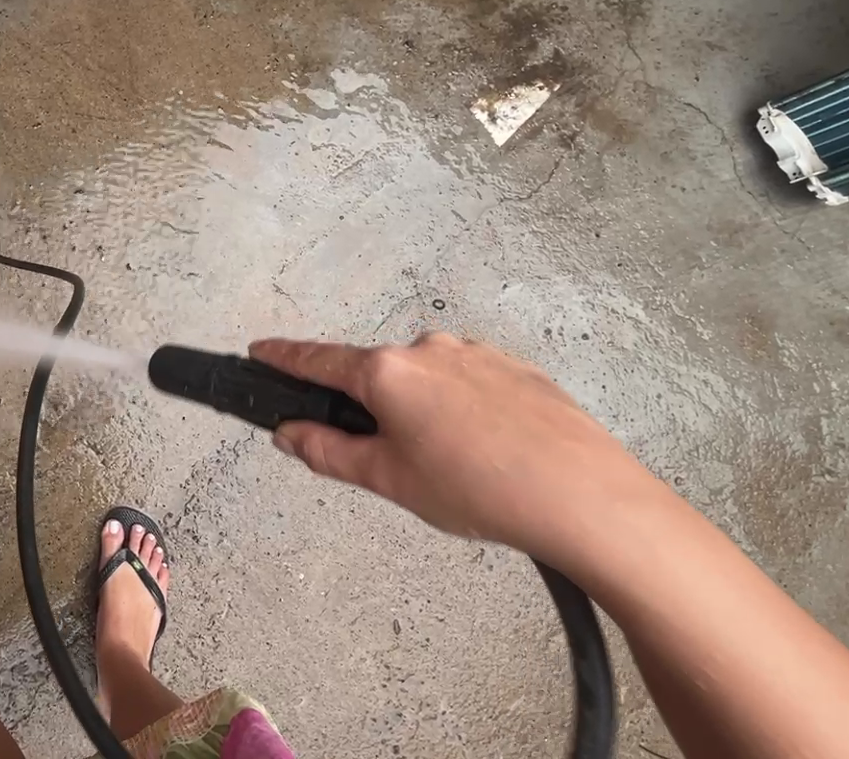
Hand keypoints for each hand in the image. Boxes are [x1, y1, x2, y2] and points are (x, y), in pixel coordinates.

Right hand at [251, 333, 657, 561]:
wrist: (590, 500)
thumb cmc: (477, 490)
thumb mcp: (387, 479)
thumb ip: (326, 451)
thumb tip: (286, 433)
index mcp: (384, 372)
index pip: (316, 359)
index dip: (282, 357)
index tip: (258, 350)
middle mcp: (425, 348)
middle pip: (374, 371)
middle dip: (368, 404)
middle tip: (385, 453)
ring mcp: (475, 352)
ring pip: (424, 376)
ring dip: (418, 406)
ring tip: (449, 461)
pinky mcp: (517, 367)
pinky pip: (467, 380)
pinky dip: (460, 405)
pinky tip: (486, 447)